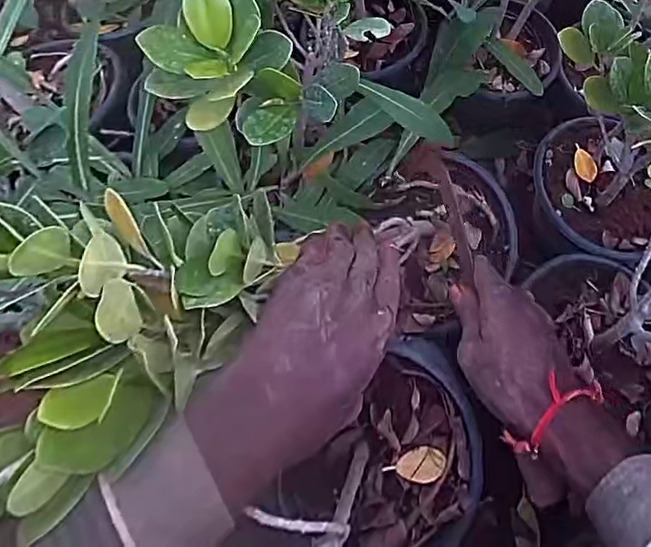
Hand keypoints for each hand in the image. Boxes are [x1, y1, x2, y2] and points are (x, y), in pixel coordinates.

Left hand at [185, 224, 398, 507]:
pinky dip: (318, 244)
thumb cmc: (305, 422)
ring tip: (344, 229)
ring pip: (342, 251)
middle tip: (366, 231)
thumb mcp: (351, 399)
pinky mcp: (294, 284)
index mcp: (375, 335)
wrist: (259, 412)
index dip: (391, 263)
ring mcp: (325, 290)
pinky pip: (312, 254)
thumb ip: (362, 363)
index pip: (391, 286)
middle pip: (368, 262)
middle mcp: (357, 305)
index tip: (391, 247)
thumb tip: (360, 347)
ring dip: (344, 238)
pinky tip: (318, 240)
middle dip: (369, 243)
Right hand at [449, 254, 575, 435]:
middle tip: (469, 322)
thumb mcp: (471, 351)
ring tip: (489, 342)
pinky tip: (509, 350)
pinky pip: (526, 317)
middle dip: (483, 297)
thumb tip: (458, 290)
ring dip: (500, 313)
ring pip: (513, 302)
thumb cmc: (504, 382)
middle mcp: (521, 297)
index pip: (482, 267)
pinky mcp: (549, 329)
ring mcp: (538, 312)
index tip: (459, 286)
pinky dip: (515, 326)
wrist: (551, 408)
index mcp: (499, 297)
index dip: (469, 272)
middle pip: (498, 285)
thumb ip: (466, 315)